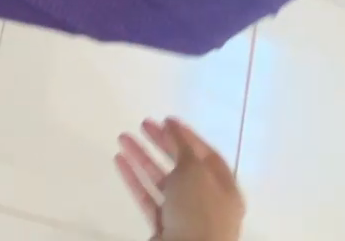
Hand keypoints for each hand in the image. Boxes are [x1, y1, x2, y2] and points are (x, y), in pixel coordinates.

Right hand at [116, 117, 244, 240]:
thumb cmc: (200, 212)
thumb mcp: (195, 172)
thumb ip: (183, 147)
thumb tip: (174, 126)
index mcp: (224, 189)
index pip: (208, 156)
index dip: (189, 136)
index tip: (167, 119)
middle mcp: (207, 201)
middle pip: (183, 166)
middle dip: (164, 144)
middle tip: (144, 124)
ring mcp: (185, 215)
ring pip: (162, 179)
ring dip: (143, 157)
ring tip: (123, 137)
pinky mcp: (164, 225)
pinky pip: (148, 196)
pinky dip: (134, 177)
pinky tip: (120, 160)